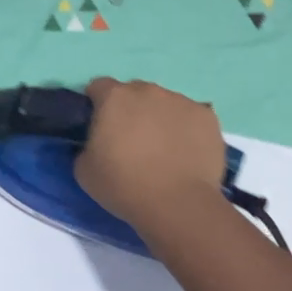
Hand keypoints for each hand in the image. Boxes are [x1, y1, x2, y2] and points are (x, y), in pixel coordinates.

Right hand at [77, 78, 227, 229]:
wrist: (177, 204)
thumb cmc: (123, 186)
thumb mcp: (83, 170)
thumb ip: (86, 146)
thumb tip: (97, 143)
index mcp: (115, 98)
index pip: (99, 86)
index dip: (96, 105)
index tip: (98, 126)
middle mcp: (149, 91)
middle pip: (134, 92)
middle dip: (130, 110)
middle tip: (130, 141)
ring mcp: (182, 101)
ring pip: (164, 103)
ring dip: (159, 118)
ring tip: (162, 150)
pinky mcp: (207, 116)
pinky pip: (190, 117)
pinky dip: (185, 129)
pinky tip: (184, 154)